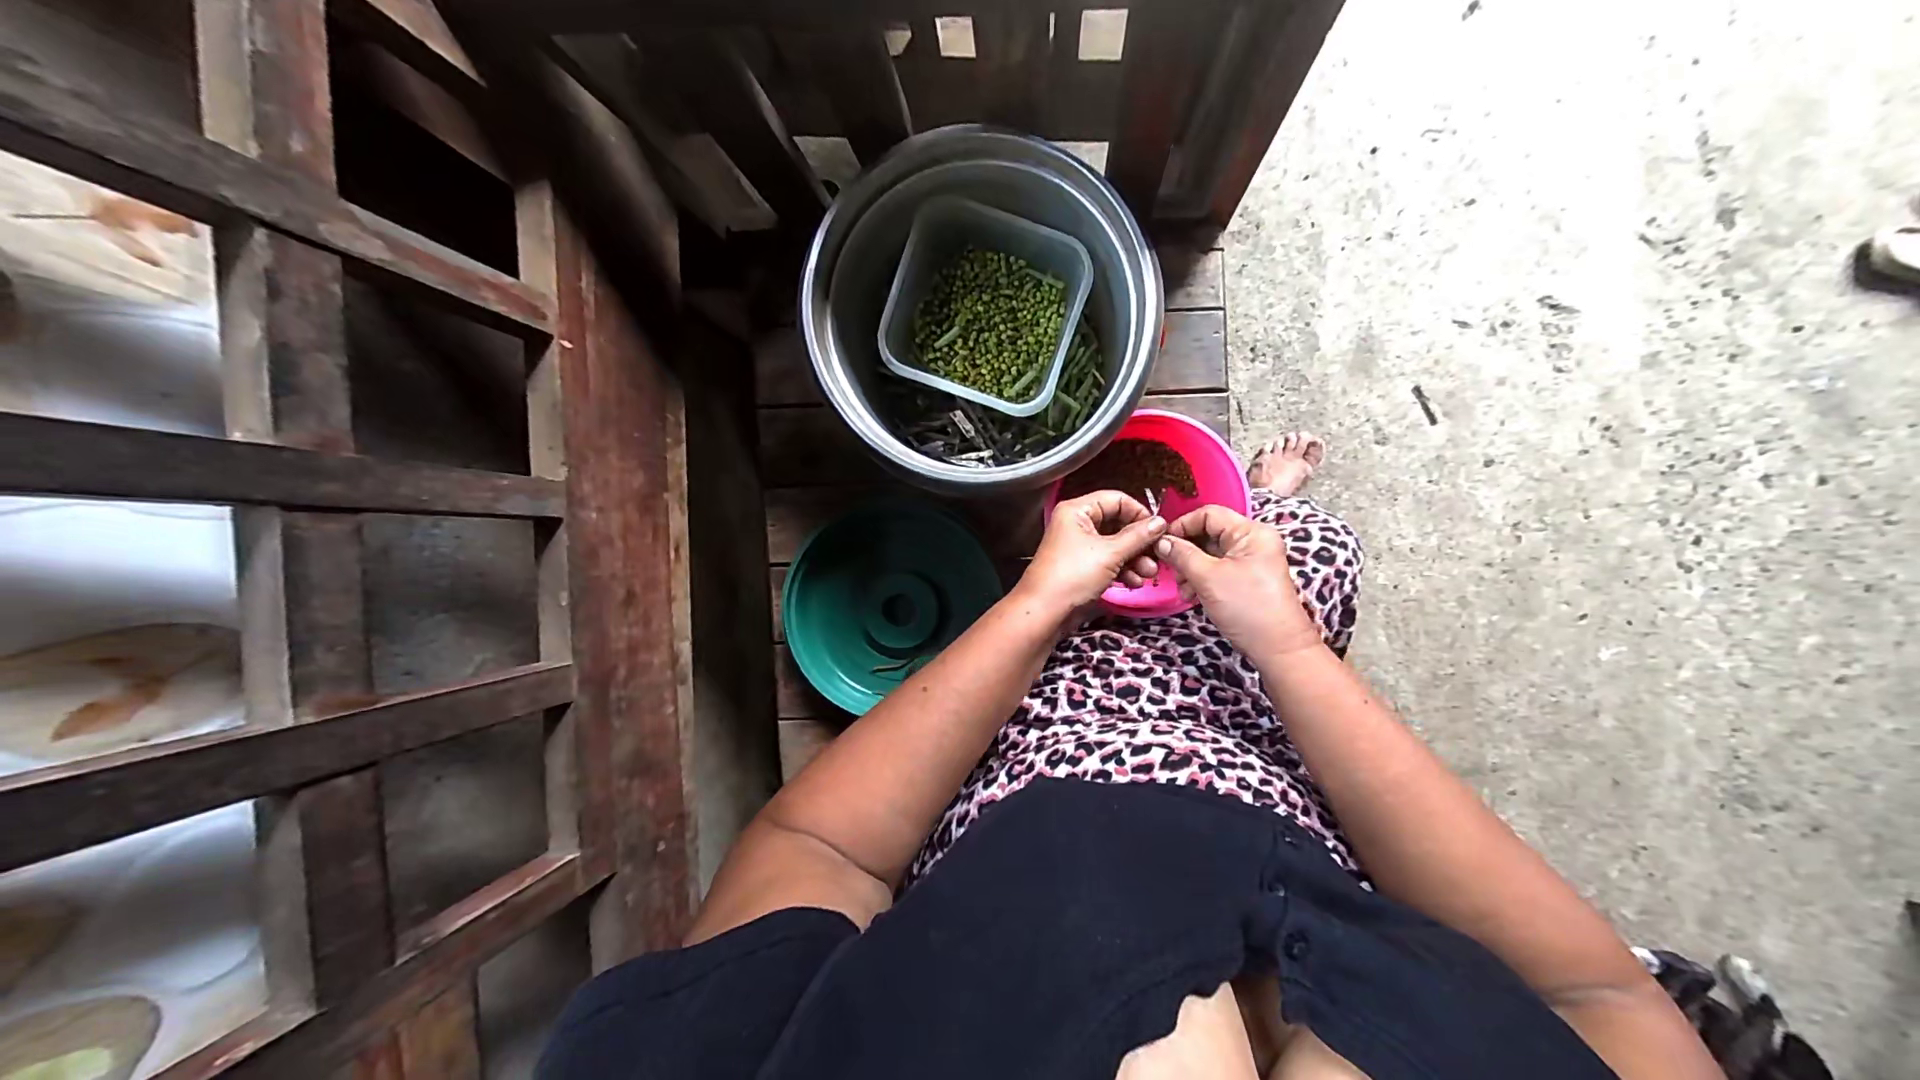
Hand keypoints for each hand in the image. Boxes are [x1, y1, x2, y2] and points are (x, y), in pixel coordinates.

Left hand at [1017, 490, 1166, 616]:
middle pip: (1117, 524)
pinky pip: (1108, 562)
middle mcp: (1076, 525)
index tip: (1158, 529)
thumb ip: (1138, 536)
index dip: (1139, 513)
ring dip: (1134, 559)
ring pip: (1115, 545)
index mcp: (1077, 511)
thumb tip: (1159, 522)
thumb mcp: (1110, 553)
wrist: (1044, 612)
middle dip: (1139, 542)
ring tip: (1147, 574)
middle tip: (1156, 555)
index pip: (1116, 500)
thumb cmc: (1070, 577)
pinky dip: (1122, 570)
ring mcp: (1079, 547)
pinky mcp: (1081, 567)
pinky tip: (1133, 582)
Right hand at [1154, 506, 1323, 659]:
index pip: (1209, 514)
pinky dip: (1201, 578)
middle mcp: (1254, 541)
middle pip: (1208, 533)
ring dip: (1190, 568)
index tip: (1162, 542)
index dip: (1182, 525)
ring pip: (1210, 553)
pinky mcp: (1247, 577)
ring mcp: (1252, 560)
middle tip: (1170, 568)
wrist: (1278, 648)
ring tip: (1182, 588)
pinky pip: (1218, 568)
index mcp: (1251, 533)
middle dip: (1185, 551)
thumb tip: (1162, 541)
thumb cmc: (1249, 610)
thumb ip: (1182, 555)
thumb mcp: (1207, 578)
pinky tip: (1191, 594)